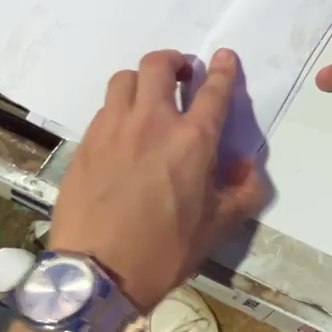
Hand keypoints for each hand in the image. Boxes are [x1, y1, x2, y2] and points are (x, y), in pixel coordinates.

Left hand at [50, 49, 267, 307]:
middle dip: (174, 62)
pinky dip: (118, 109)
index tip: (224, 57)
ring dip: (141, 81)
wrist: (97, 274)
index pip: (213, 90)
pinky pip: (103, 109)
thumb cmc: (166, 250)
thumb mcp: (220, 225)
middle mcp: (153, 123)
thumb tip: (246, 166)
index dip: (222, 69)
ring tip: (148, 99)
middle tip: (182, 76)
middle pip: (159, 66)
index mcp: (193, 140)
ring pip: (124, 79)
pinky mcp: (85, 145)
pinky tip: (123, 133)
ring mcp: (113, 131)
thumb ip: (244, 190)